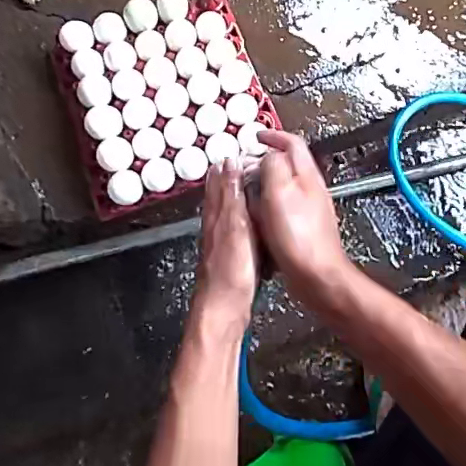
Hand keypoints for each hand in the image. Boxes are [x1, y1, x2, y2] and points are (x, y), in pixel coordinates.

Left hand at [194, 157, 257, 321]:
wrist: (223, 311)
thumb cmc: (230, 273)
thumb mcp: (235, 226)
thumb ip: (232, 196)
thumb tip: (229, 164)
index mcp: (217, 217)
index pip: (217, 185)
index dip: (223, 169)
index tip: (230, 153)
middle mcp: (216, 229)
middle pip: (219, 198)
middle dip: (226, 182)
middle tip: (232, 166)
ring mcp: (222, 246)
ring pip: (227, 216)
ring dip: (233, 201)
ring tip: (241, 190)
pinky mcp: (232, 262)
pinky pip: (237, 235)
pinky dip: (243, 225)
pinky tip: (249, 229)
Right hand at [252, 130, 360, 315]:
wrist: (318, 276)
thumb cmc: (300, 239)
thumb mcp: (279, 192)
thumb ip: (272, 166)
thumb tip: (267, 155)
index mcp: (306, 176)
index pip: (292, 143)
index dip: (273, 136)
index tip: (256, 137)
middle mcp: (311, 189)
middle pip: (288, 163)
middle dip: (265, 160)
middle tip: (247, 163)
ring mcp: (309, 209)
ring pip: (285, 185)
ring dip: (265, 183)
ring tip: (247, 188)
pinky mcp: (303, 228)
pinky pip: (283, 207)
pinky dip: (267, 205)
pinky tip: (258, 217)